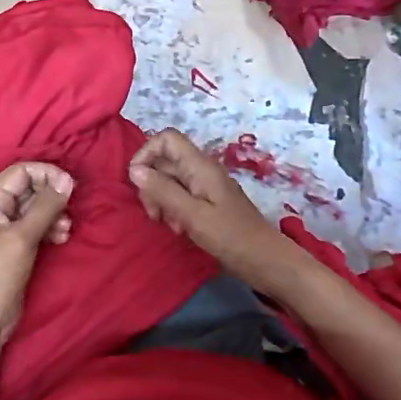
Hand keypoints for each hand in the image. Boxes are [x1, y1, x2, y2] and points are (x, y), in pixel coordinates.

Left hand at [0, 162, 74, 358]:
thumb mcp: (22, 238)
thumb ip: (45, 207)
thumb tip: (68, 180)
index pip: (20, 171)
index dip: (47, 173)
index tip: (70, 186)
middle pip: (29, 187)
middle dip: (52, 196)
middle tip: (70, 210)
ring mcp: (4, 229)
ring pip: (36, 207)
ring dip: (54, 213)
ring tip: (65, 229)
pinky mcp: (15, 246)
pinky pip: (36, 225)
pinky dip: (50, 227)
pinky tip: (61, 237)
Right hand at [128, 129, 308, 294]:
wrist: (266, 261)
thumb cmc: (231, 237)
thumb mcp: (192, 215)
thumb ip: (163, 190)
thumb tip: (134, 170)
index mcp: (200, 166)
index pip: (167, 138)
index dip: (146, 153)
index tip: (138, 182)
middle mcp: (202, 170)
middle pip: (165, 161)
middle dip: (152, 184)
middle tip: (154, 214)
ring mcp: (206, 187)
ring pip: (171, 180)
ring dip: (162, 200)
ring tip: (168, 225)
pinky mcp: (208, 203)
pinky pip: (182, 197)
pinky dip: (174, 209)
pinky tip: (179, 229)